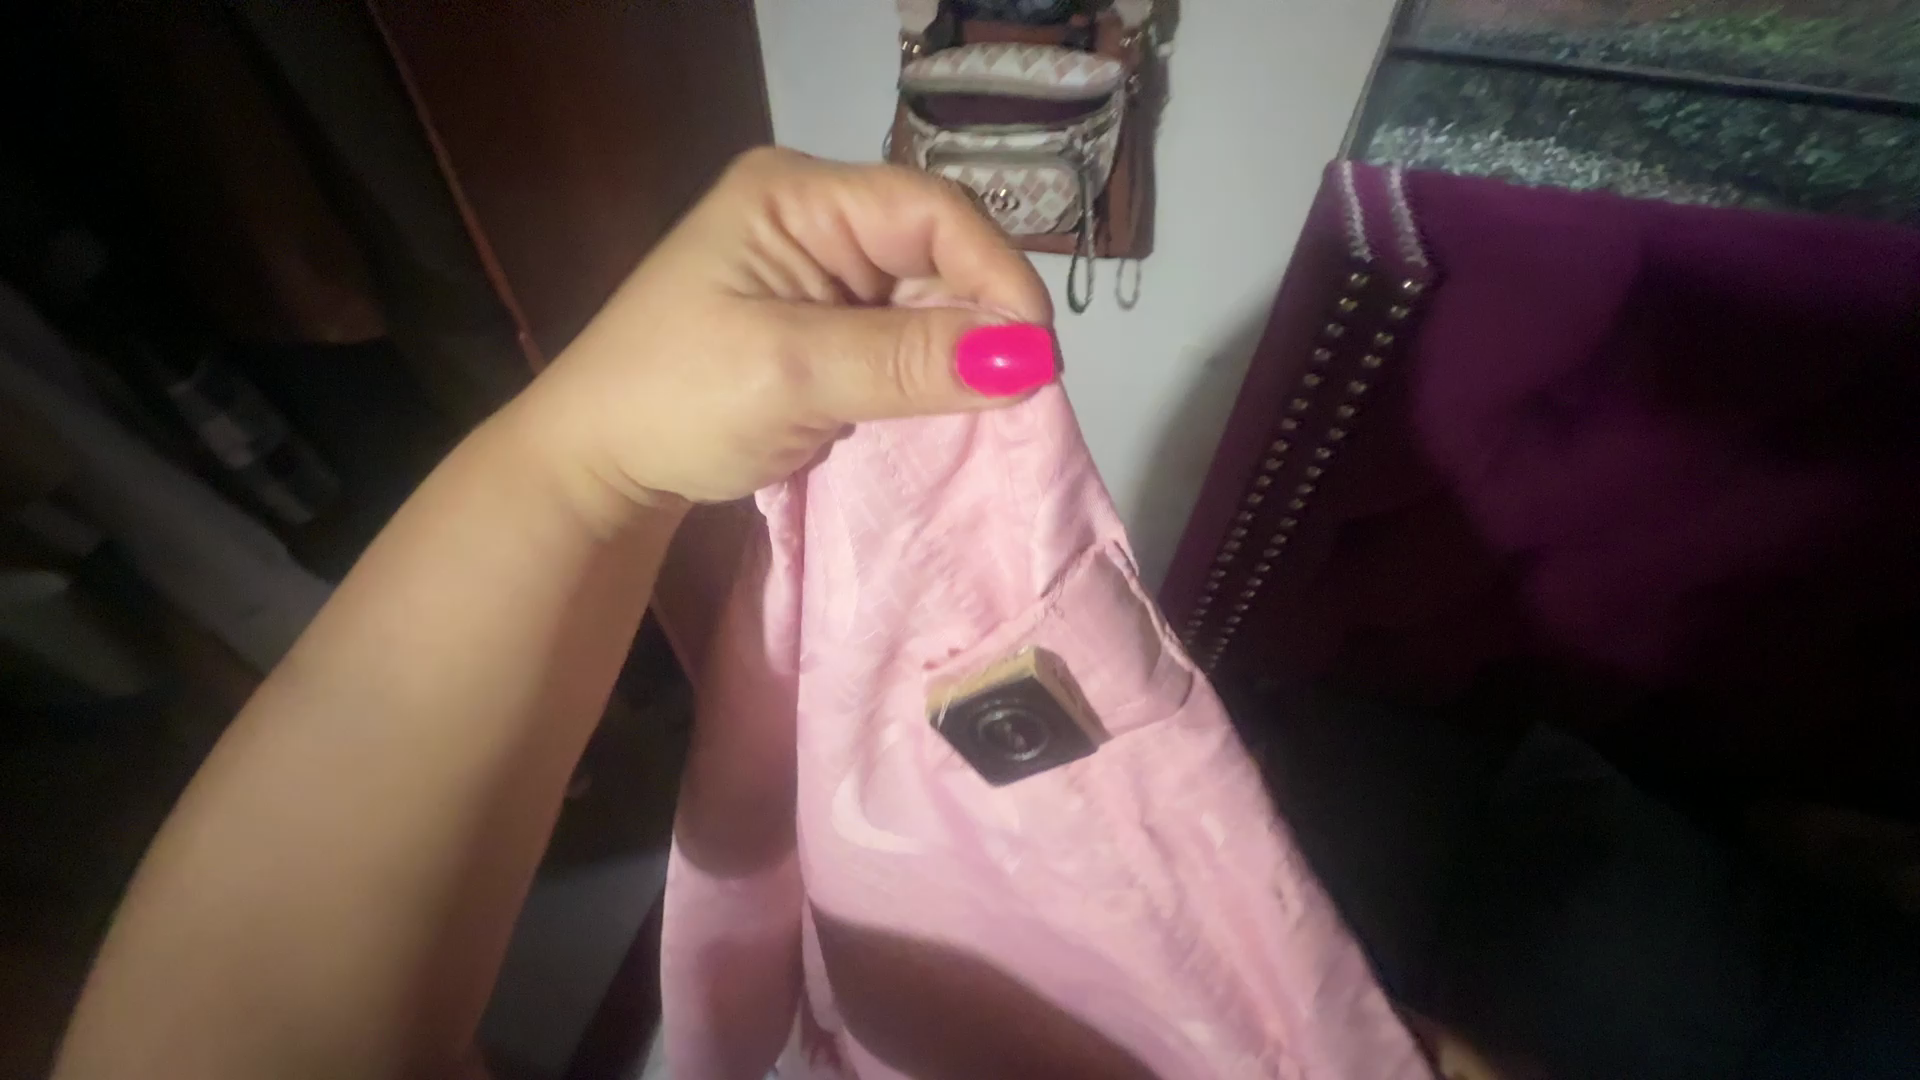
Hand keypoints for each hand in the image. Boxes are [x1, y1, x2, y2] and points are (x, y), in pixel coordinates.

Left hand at [503, 148, 1057, 524]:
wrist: (608, 463)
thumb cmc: (675, 401)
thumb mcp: (792, 374)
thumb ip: (908, 362)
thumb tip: (1028, 361)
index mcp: (798, 198)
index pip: (929, 211)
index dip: (995, 273)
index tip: (1036, 353)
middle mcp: (821, 224)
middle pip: (939, 253)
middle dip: (984, 316)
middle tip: (1025, 387)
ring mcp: (829, 280)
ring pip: (931, 301)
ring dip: (965, 348)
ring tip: (995, 399)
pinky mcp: (834, 332)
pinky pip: (909, 342)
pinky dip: (937, 373)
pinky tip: (955, 400)